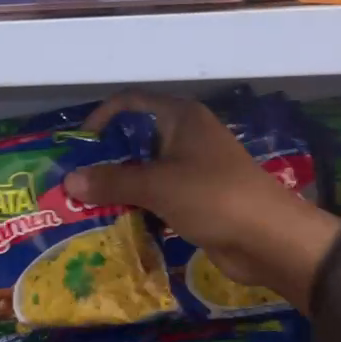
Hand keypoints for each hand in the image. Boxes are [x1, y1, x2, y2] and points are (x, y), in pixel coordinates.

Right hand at [66, 90, 340, 305]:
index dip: (103, 116)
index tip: (81, 143)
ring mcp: (195, 168)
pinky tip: (119, 224)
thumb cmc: (213, 196)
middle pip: (137, 139)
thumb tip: (69, 181)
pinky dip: (141, 207)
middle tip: (77, 181)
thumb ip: (112, 181)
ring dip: (122, 187)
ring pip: (147, 171)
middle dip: (107, 159)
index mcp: (180, 117)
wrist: (271, 239)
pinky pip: (160, 196)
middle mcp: (186, 135)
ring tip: (89, 206)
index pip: (131, 102)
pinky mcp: (199, 199)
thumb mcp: (157, 185)